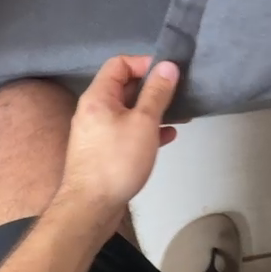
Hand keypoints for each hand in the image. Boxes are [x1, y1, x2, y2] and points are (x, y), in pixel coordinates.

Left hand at [52, 56, 181, 221]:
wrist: (90, 209)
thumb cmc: (118, 160)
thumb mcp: (144, 122)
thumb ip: (157, 92)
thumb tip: (168, 65)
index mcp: (98, 97)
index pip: (119, 63)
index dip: (145, 63)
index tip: (168, 73)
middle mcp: (93, 110)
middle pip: (124, 86)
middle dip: (152, 87)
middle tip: (178, 92)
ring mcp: (97, 132)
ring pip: (128, 110)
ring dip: (153, 109)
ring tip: (180, 114)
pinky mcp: (103, 151)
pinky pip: (127, 130)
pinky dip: (146, 129)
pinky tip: (167, 136)